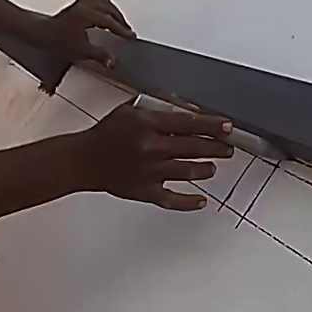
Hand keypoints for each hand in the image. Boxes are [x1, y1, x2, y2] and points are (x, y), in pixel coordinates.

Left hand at [31, 0, 135, 67]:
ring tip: (120, 19)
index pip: (110, 21)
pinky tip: (104, 1)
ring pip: (102, 0)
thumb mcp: (82, 51)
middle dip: (120, 20)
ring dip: (113, 9)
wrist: (43, 33)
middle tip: (127, 31)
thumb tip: (113, 61)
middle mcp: (85, 5)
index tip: (130, 36)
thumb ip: (100, 55)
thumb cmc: (58, 40)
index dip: (122, 30)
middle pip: (109, 9)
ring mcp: (80, 2)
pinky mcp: (76, 3)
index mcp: (87, 14)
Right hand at [75, 101, 232, 210]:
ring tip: (212, 167)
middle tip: (227, 149)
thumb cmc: (107, 134)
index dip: (212, 125)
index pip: (189, 123)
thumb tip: (191, 112)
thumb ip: (160, 109)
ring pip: (187, 171)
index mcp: (147, 124)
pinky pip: (172, 199)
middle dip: (215, 148)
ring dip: (205, 169)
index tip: (227, 128)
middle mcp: (150, 147)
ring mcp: (149, 172)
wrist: (83, 159)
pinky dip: (189, 202)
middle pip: (193, 147)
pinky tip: (202, 200)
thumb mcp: (131, 111)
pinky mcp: (145, 191)